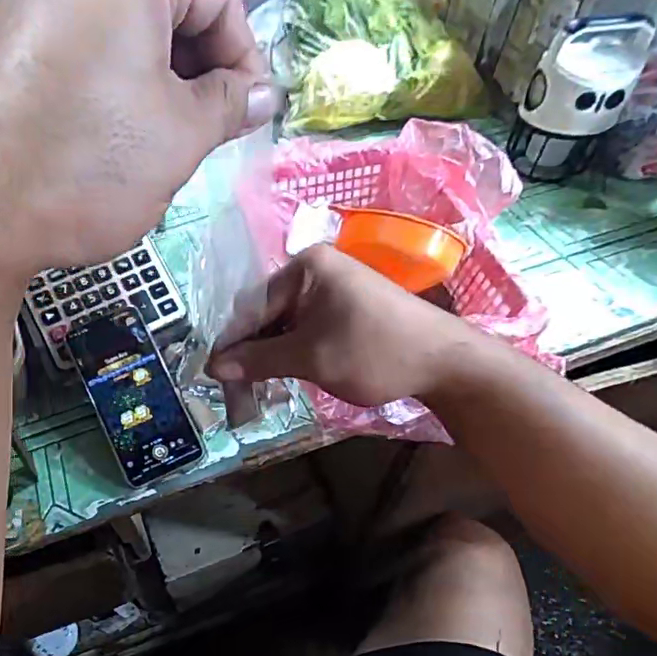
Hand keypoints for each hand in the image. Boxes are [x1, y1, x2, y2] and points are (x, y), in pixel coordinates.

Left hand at [0, 0, 275, 280]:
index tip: (253, 114)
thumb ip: (232, 105)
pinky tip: (120, 134)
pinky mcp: (10, 35)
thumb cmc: (90, 162)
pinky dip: (119, 83)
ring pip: (129, 26)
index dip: (247, 57)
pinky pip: (88, 44)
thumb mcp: (182, 136)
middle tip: (212, 131)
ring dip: (163, 81)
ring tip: (168, 141)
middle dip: (202, 69)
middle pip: (170, 1)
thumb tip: (262, 96)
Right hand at [206, 246, 481, 406]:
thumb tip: (212, 366)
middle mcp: (318, 269)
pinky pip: (308, 328)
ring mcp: (335, 288)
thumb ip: (259, 360)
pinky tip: (287, 374)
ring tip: (258, 387)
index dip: (232, 343)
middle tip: (236, 388)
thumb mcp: (310, 358)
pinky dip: (295, 351)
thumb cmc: (374, 352)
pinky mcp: (348, 309)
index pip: (252, 306)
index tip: (214, 376)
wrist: (445, 362)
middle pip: (268, 312)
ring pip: (287, 323)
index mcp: (306, 267)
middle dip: (252, 350)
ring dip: (272, 354)